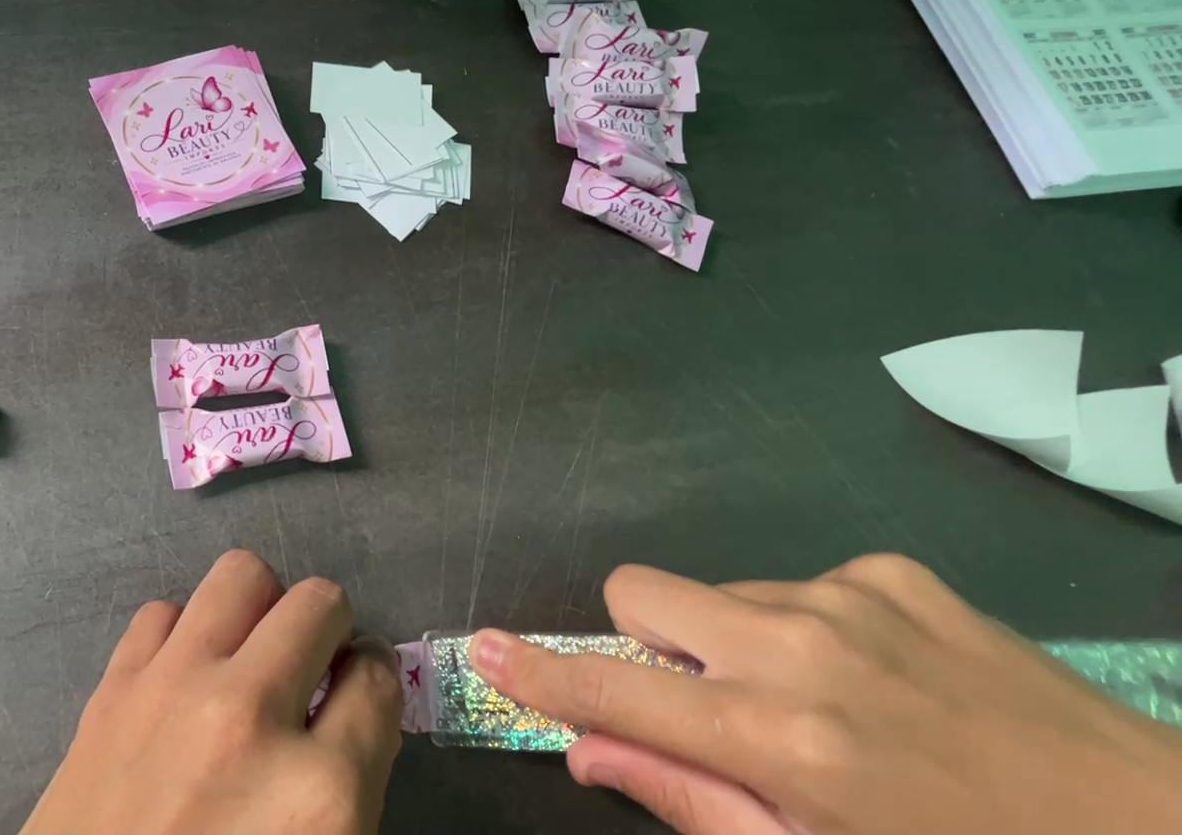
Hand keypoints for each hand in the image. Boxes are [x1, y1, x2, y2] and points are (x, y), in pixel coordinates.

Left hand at [23, 549, 401, 834]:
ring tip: (251, 651)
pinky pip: (163, 611)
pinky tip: (183, 676)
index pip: (378, 679)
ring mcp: (172, 692)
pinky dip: (183, 635)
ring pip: (241, 575)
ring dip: (260, 608)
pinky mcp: (111, 689)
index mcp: (320, 793)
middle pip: (318, 603)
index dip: (373, 679)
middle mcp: (250, 719)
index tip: (358, 687)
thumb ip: (350, 778)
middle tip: (311, 666)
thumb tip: (352, 700)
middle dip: (328, 629)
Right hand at [470, 553, 1181, 834]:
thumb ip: (692, 803)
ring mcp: (849, 593)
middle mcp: (801, 644)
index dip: (540, 673)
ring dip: (735, 645)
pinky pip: (794, 584)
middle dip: (644, 642)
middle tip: (706, 703)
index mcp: (786, 740)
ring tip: (826, 706)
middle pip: (641, 591)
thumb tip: (586, 751)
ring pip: (718, 594)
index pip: (618, 691)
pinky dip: (805, 628)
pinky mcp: (892, 571)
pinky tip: (883, 678)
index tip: (482, 649)